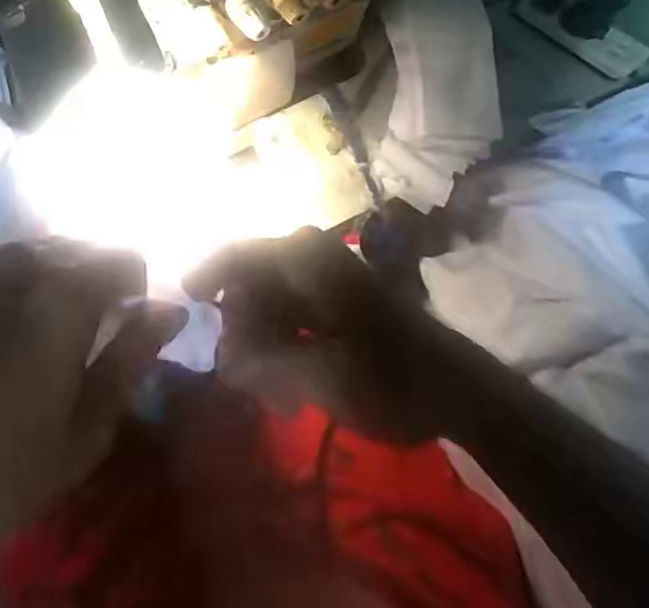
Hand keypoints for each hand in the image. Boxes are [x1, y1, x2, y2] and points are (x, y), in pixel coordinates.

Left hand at [0, 241, 188, 607]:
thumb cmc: (2, 468)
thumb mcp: (86, 428)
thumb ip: (132, 356)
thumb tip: (170, 308)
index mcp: (66, 293)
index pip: (123, 257)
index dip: (135, 288)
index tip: (127, 323)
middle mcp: (19, 261)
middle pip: (76, 248)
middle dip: (91, 279)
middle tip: (84, 333)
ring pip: (30, 252)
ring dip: (46, 278)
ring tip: (34, 329)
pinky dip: (2, 282)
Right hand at [184, 227, 432, 443]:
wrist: (461, 392)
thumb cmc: (392, 379)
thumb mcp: (321, 377)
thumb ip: (262, 362)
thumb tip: (222, 357)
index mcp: (307, 262)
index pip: (239, 256)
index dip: (207, 278)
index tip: (187, 303)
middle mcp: (312, 256)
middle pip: (251, 284)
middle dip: (241, 331)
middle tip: (241, 378)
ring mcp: (325, 276)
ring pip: (268, 301)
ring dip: (261, 343)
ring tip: (270, 393)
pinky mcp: (335, 297)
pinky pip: (289, 312)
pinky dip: (281, 343)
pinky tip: (286, 385)